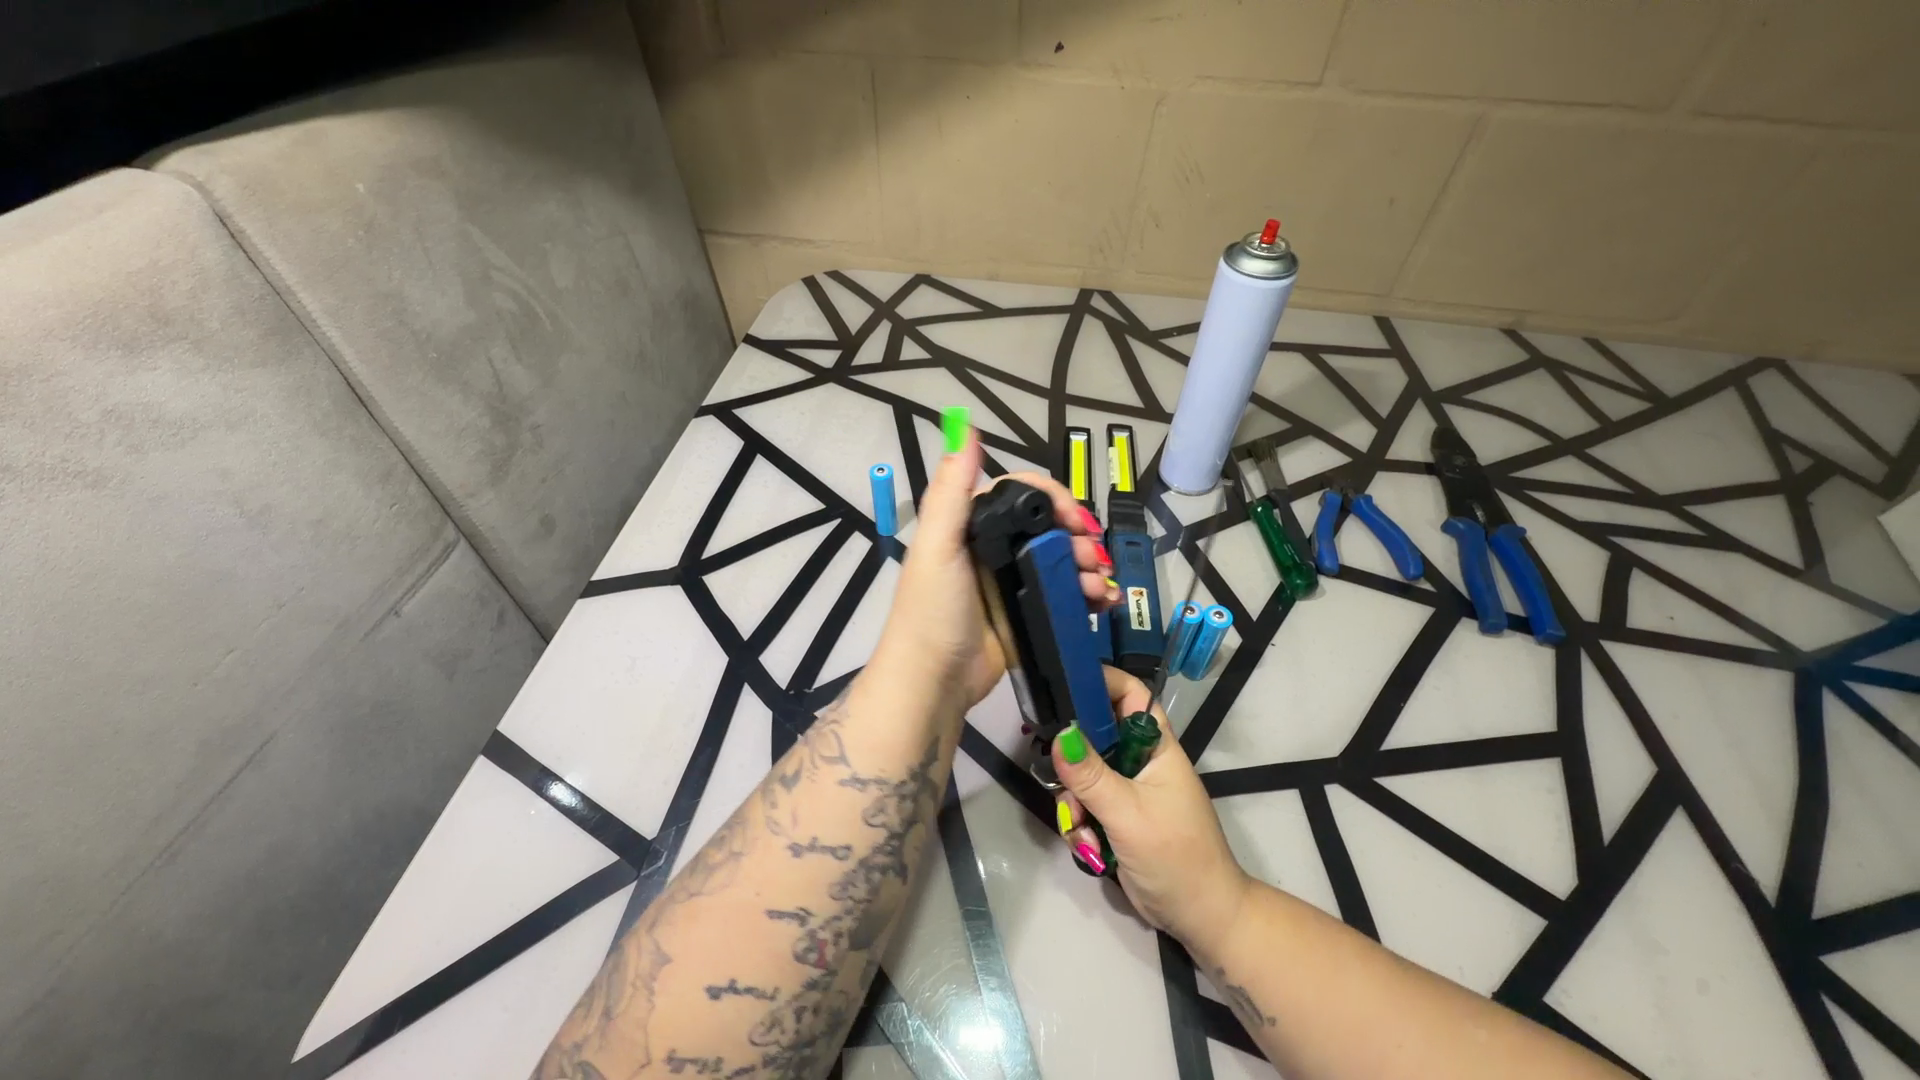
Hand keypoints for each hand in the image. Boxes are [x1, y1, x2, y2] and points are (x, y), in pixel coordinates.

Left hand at [870, 428, 1114, 706]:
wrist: (933, 682)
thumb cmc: (931, 610)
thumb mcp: (937, 546)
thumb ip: (951, 491)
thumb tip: (964, 429)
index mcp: (970, 528)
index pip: (1019, 495)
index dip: (1051, 498)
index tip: (1072, 516)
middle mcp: (992, 551)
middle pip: (1047, 528)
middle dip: (1078, 537)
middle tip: (1094, 554)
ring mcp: (1012, 586)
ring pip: (1061, 562)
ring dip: (1088, 567)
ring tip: (1099, 585)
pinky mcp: (1027, 617)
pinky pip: (1064, 597)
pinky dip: (1087, 596)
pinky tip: (1102, 602)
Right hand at [1053, 667, 1250, 952]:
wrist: (1200, 916)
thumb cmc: (1176, 855)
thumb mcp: (1128, 813)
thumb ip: (1090, 775)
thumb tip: (1058, 734)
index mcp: (1156, 748)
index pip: (1130, 695)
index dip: (1101, 683)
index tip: (1062, 685)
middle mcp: (1140, 762)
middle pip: (1093, 737)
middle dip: (1071, 760)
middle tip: (1055, 772)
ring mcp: (1127, 792)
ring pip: (1082, 777)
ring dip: (1074, 804)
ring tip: (1084, 831)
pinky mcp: (1116, 819)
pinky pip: (1084, 808)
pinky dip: (1080, 826)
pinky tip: (1089, 849)